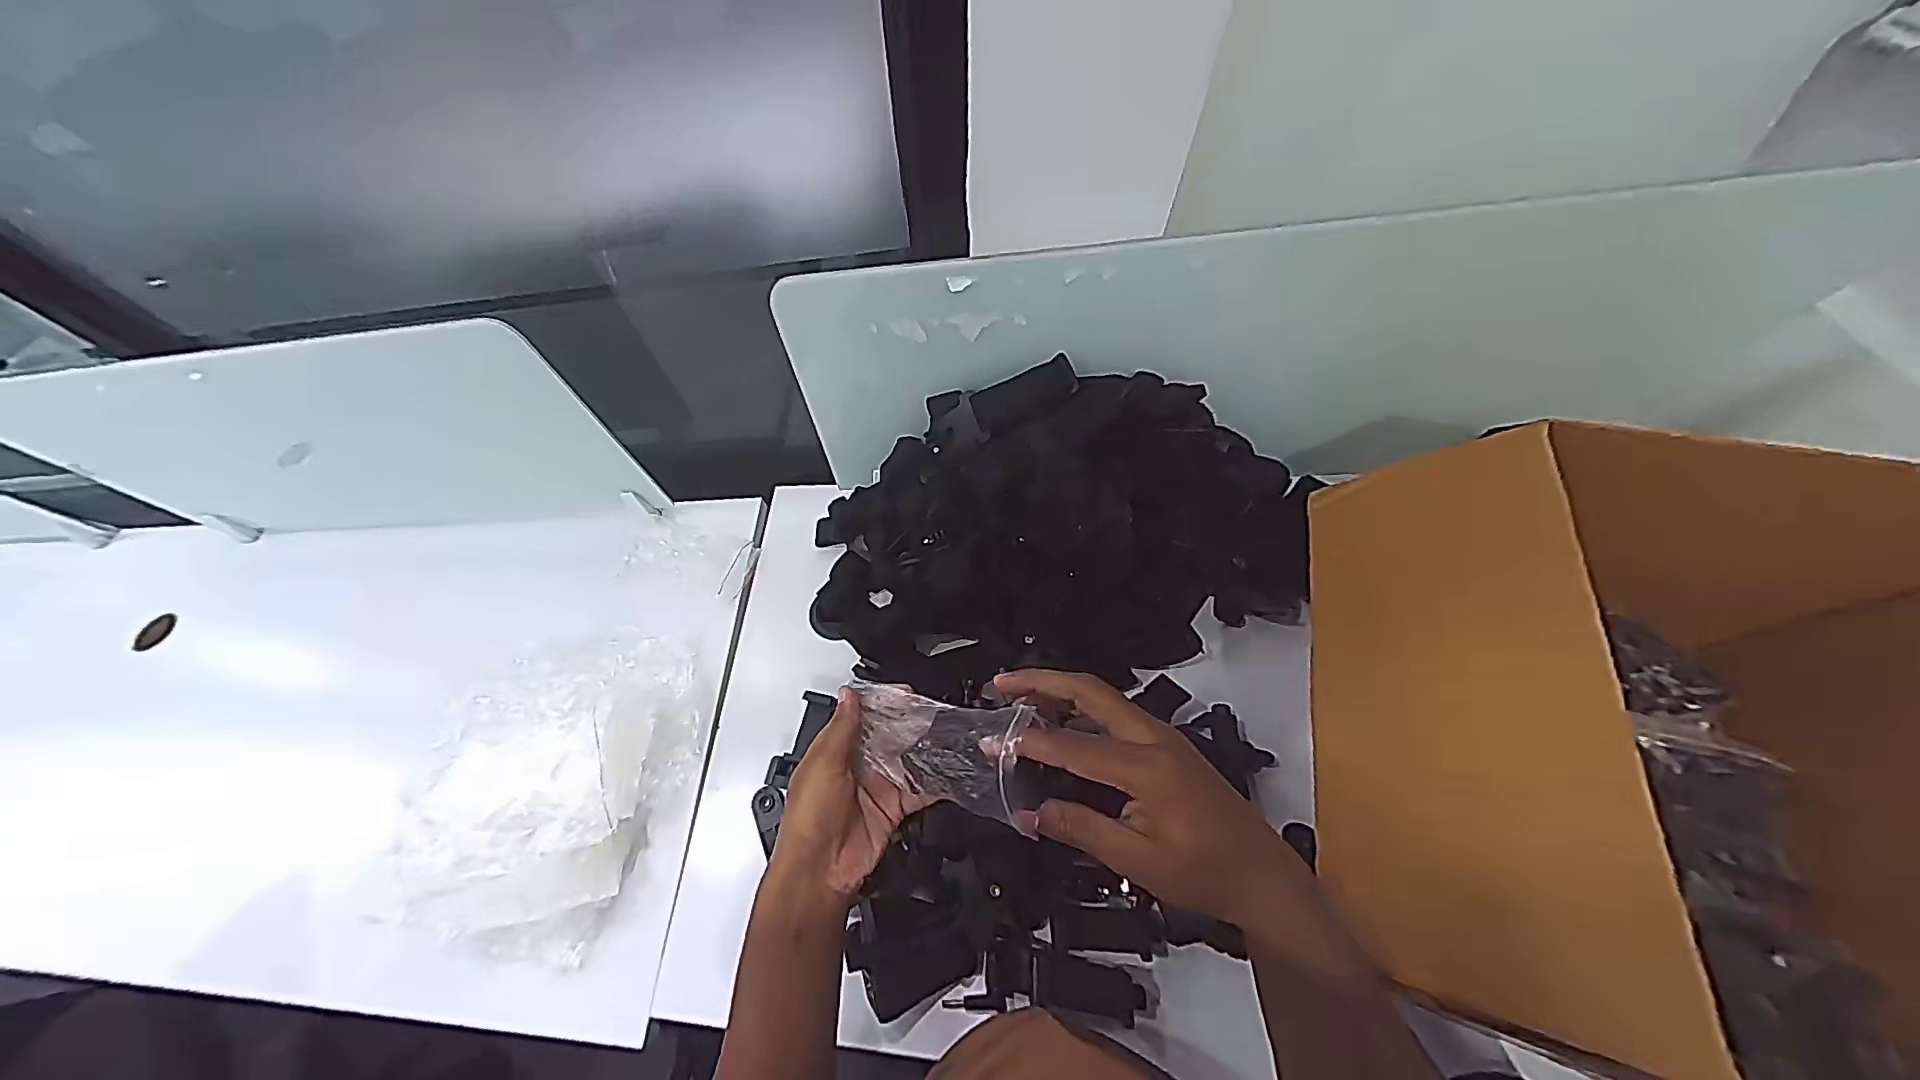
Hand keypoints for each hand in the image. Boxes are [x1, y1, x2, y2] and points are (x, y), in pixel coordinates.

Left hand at [768, 687, 931, 904]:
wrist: (819, 871)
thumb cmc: (808, 820)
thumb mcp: (822, 764)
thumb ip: (840, 729)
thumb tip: (848, 695)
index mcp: (835, 750)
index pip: (863, 718)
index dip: (883, 704)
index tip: (904, 694)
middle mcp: (857, 766)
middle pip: (889, 737)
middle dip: (909, 725)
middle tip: (930, 713)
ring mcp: (876, 787)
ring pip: (906, 760)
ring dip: (923, 750)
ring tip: (944, 736)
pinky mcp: (892, 808)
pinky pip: (917, 791)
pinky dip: (933, 782)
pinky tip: (946, 772)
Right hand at [999, 669, 1366, 978]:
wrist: (1262, 876)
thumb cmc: (1209, 872)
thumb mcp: (1138, 861)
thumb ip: (1080, 829)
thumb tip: (1033, 813)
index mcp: (1147, 768)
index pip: (1072, 745)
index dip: (1027, 742)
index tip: (995, 742)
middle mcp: (1156, 739)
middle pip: (1090, 691)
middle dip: (1042, 680)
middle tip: (1004, 683)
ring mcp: (1164, 738)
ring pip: (1103, 698)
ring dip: (1062, 691)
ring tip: (1024, 698)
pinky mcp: (1168, 746)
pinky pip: (1117, 715)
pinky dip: (1083, 711)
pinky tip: (1064, 726)